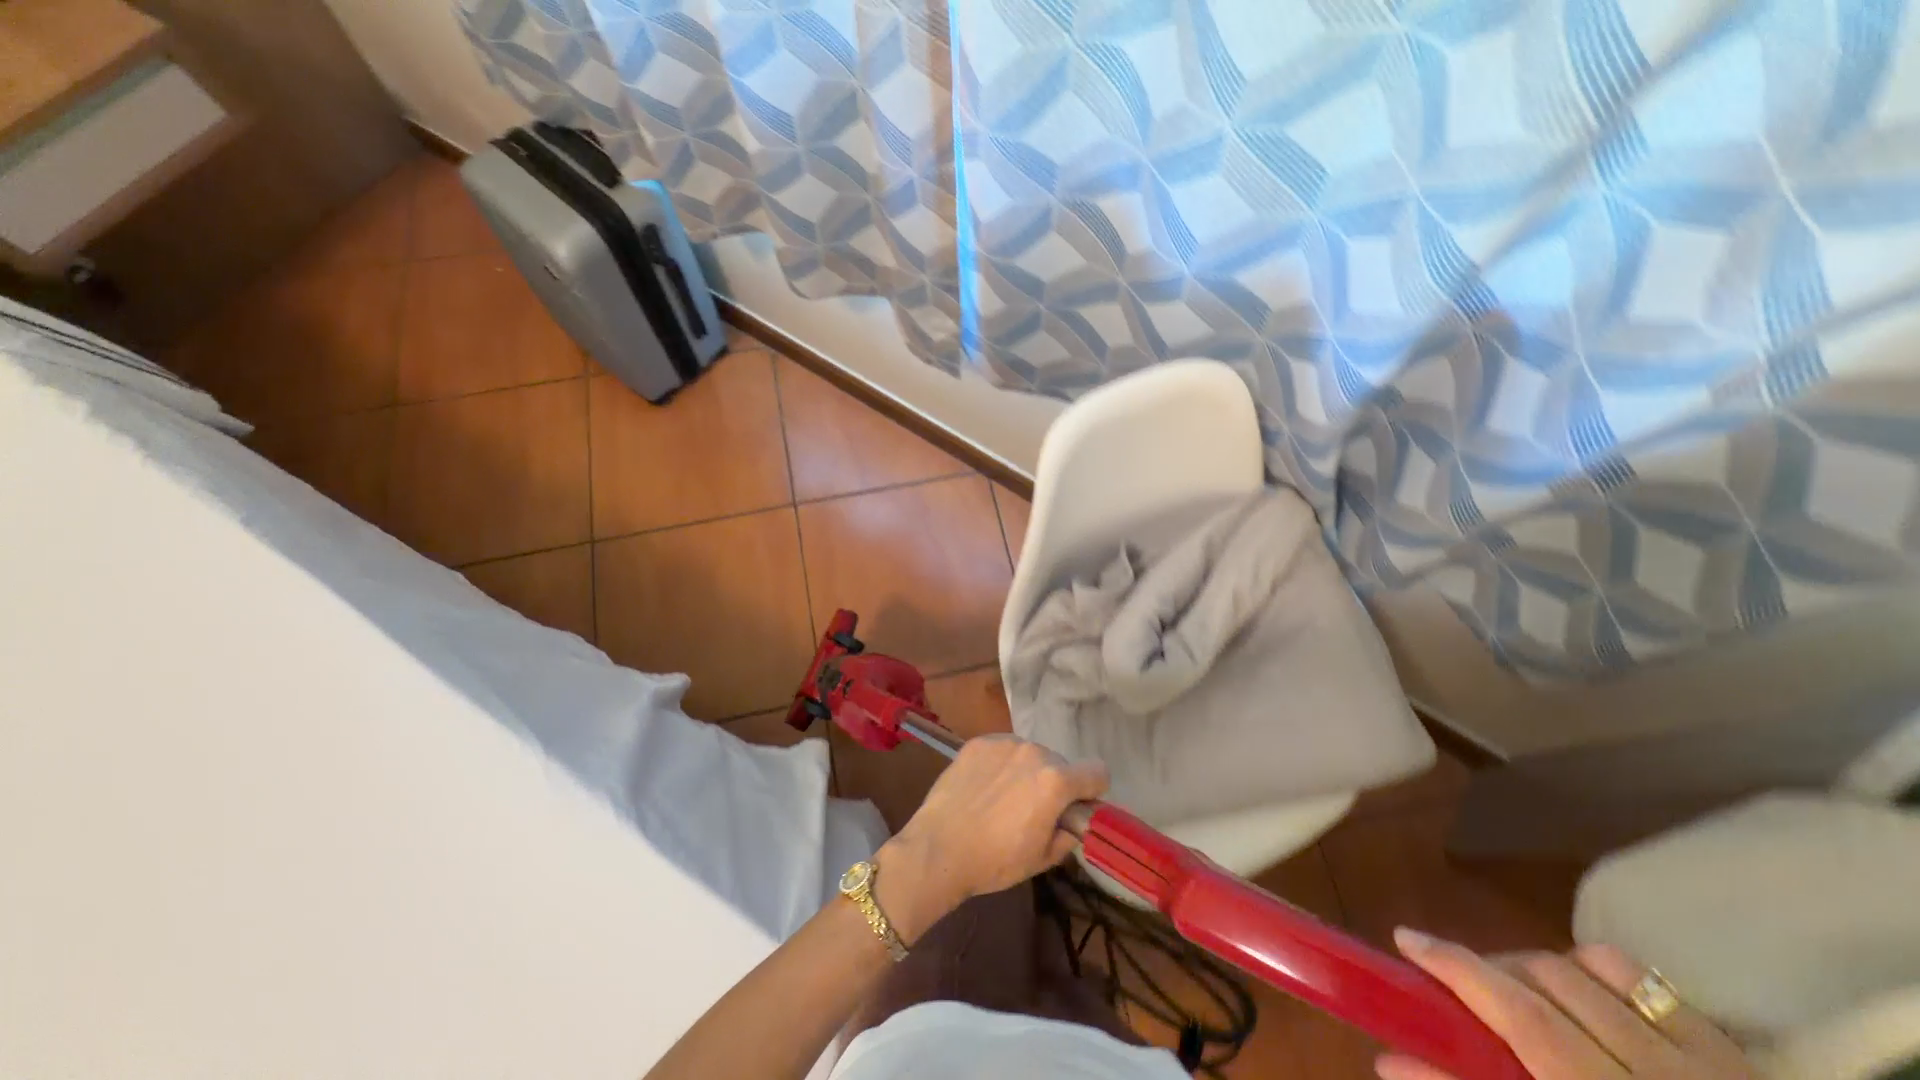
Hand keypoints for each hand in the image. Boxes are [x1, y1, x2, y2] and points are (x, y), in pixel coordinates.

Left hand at [874, 736, 1107, 941]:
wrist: (937, 849)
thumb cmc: (994, 860)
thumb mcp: (1041, 859)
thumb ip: (1067, 836)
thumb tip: (1072, 825)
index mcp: (1056, 781)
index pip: (1098, 772)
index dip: (1092, 791)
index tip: (1075, 808)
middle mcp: (1034, 752)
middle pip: (1061, 763)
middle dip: (1055, 784)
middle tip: (1032, 810)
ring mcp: (1003, 743)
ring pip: (1030, 754)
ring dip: (1027, 771)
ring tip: (1003, 799)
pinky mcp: (977, 743)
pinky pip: (1003, 749)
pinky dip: (1001, 764)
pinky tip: (984, 788)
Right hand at [1381, 930, 1759, 1079]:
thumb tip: (1390, 1060)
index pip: (1521, 1016)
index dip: (1457, 968)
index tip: (1404, 938)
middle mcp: (1652, 1072)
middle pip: (1547, 981)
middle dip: (1483, 965)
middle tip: (1448, 980)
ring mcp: (1699, 1061)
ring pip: (1590, 966)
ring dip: (1534, 966)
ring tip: (1511, 988)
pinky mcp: (1729, 1053)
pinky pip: (1643, 979)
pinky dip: (1591, 970)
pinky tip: (1575, 994)